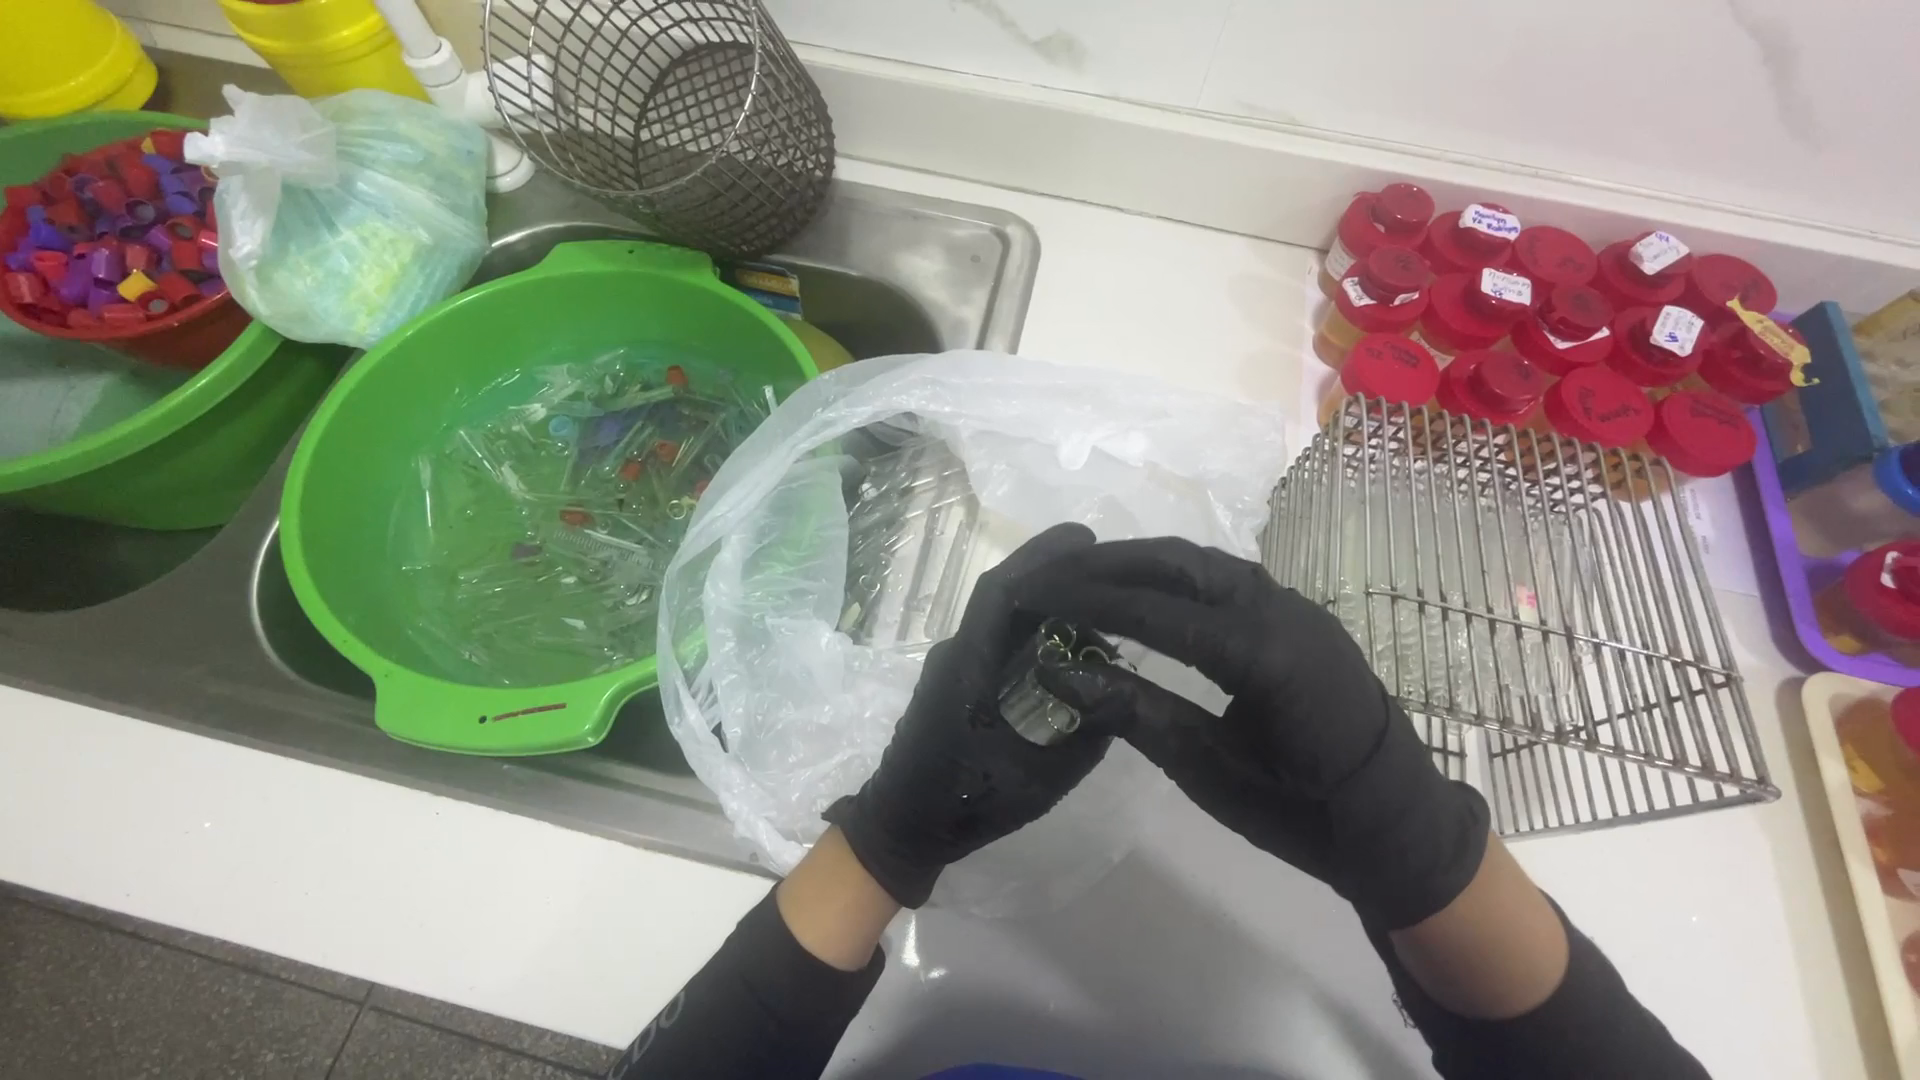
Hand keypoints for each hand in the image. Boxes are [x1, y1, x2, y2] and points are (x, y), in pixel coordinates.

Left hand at [824, 522, 1114, 907]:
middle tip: (1101, 555)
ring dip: (1042, 597)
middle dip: (1048, 567)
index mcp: (967, 668)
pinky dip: (1032, 628)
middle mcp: (956, 653)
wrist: (902, 825)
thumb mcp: (1036, 781)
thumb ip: (1081, 738)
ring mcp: (953, 664)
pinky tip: (1068, 640)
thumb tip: (1121, 697)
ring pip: (1000, 614)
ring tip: (1096, 598)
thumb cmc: (965, 804)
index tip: (1085, 540)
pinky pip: (998, 639)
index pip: (1001, 594)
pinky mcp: (957, 678)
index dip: (1042, 560)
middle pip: (1002, 593)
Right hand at [1019, 537, 1488, 929]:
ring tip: (1081, 575)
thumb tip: (1058, 672)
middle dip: (1104, 564)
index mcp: (1260, 654)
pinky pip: (1221, 575)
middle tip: (1048, 576)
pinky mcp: (1293, 609)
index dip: (1085, 601)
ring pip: (1200, 559)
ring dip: (1137, 561)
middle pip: (1174, 562)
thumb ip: (1133, 712)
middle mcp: (1277, 608)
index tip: (1031, 596)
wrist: (1394, 818)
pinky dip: (1170, 573)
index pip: (1152, 610)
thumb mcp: (1206, 770)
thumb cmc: (1299, 811)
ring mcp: (1291, 601)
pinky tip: (1140, 589)